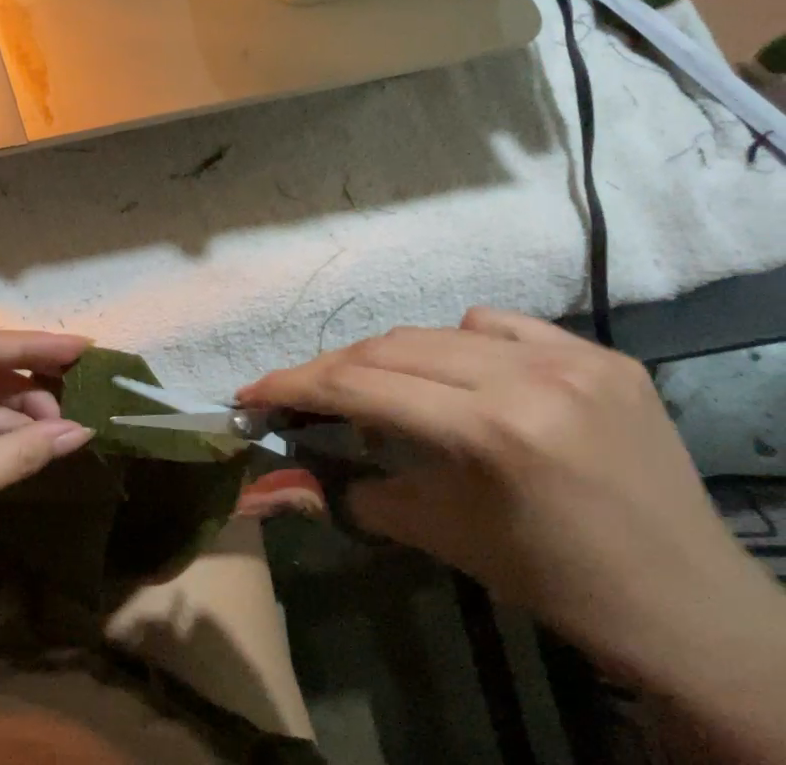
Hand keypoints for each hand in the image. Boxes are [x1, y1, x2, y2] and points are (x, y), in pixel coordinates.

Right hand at [237, 307, 772, 682]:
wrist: (686, 606)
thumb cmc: (551, 579)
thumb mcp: (434, 533)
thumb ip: (353, 487)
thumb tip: (296, 465)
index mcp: (492, 429)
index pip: (359, 384)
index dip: (291, 384)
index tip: (249, 394)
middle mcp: (534, 378)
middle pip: (388, 347)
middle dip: (328, 369)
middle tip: (295, 395)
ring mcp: (577, 361)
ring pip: (436, 331)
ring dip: (385, 357)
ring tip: (369, 389)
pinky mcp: (606, 359)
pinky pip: (501, 326)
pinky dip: (457, 342)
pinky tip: (455, 374)